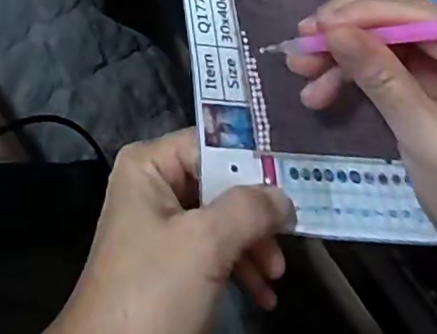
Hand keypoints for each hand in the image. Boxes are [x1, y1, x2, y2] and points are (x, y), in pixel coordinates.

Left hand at [51, 129, 294, 333]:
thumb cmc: (154, 288)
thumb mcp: (204, 243)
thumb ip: (247, 210)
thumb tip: (281, 194)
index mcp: (148, 164)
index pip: (206, 143)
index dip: (248, 161)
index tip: (289, 183)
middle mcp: (151, 184)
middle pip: (215, 182)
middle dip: (252, 214)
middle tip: (285, 241)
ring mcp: (158, 224)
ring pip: (218, 219)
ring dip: (251, 245)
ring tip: (274, 277)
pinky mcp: (167, 261)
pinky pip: (210, 249)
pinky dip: (238, 266)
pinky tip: (261, 293)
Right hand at [287, 0, 436, 289]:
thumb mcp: (429, 145)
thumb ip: (383, 81)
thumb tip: (333, 29)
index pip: (426, 19)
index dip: (367, 15)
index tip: (316, 25)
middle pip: (404, 21)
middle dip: (348, 31)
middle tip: (301, 44)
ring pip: (390, 40)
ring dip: (344, 54)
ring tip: (301, 70)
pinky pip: (391, 64)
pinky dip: (355, 74)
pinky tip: (323, 90)